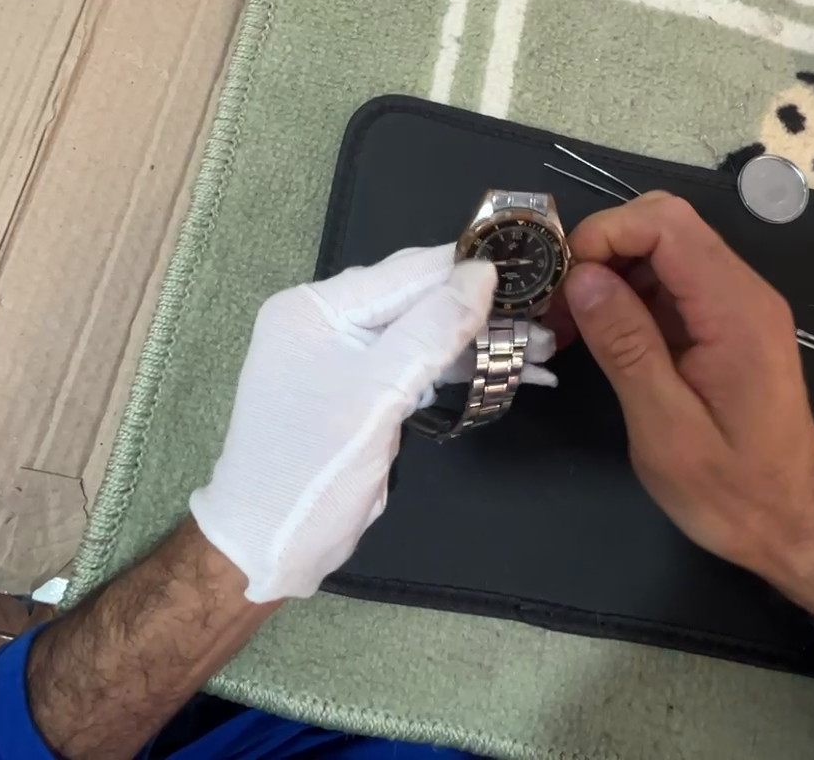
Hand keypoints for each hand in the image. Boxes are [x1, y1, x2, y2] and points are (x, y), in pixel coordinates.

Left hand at [190, 244, 553, 602]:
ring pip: (424, 332)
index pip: (403, 274)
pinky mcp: (365, 386)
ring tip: (539, 348)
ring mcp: (348, 354)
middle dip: (479, 309)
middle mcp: (330, 320)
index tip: (528, 267)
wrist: (271, 547)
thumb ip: (429, 330)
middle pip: (417, 299)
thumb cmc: (311, 471)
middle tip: (542, 314)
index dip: (465, 271)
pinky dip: (460, 367)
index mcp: (316, 307)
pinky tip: (507, 371)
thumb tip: (482, 272)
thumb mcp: (374, 396)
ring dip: (478, 341)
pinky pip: (418, 363)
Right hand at [558, 193, 813, 670]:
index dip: (604, 233)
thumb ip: (626, 345)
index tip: (561, 281)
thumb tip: (582, 278)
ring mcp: (731, 304)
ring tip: (566, 320)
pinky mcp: (718, 321)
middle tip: (560, 300)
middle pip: (664, 222)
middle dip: (601, 246)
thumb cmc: (731, 490)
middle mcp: (740, 292)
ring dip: (606, 269)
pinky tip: (594, 330)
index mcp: (735, 310)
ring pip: (659, 245)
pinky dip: (621, 291)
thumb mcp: (666, 427)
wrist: (791, 527)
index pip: (666, 225)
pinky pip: (664, 279)